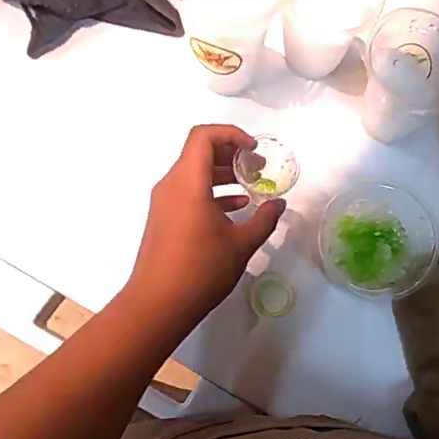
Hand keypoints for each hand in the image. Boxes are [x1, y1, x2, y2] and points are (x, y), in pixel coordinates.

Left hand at [125, 125, 284, 330]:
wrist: (158, 303)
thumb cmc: (201, 269)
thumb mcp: (242, 244)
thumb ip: (265, 219)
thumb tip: (279, 204)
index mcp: (188, 183)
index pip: (204, 137)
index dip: (231, 134)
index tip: (255, 151)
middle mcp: (171, 185)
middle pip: (199, 152)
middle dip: (231, 154)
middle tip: (259, 168)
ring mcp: (165, 202)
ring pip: (194, 173)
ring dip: (223, 175)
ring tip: (252, 188)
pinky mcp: (164, 218)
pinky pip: (189, 192)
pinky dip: (213, 193)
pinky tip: (236, 210)